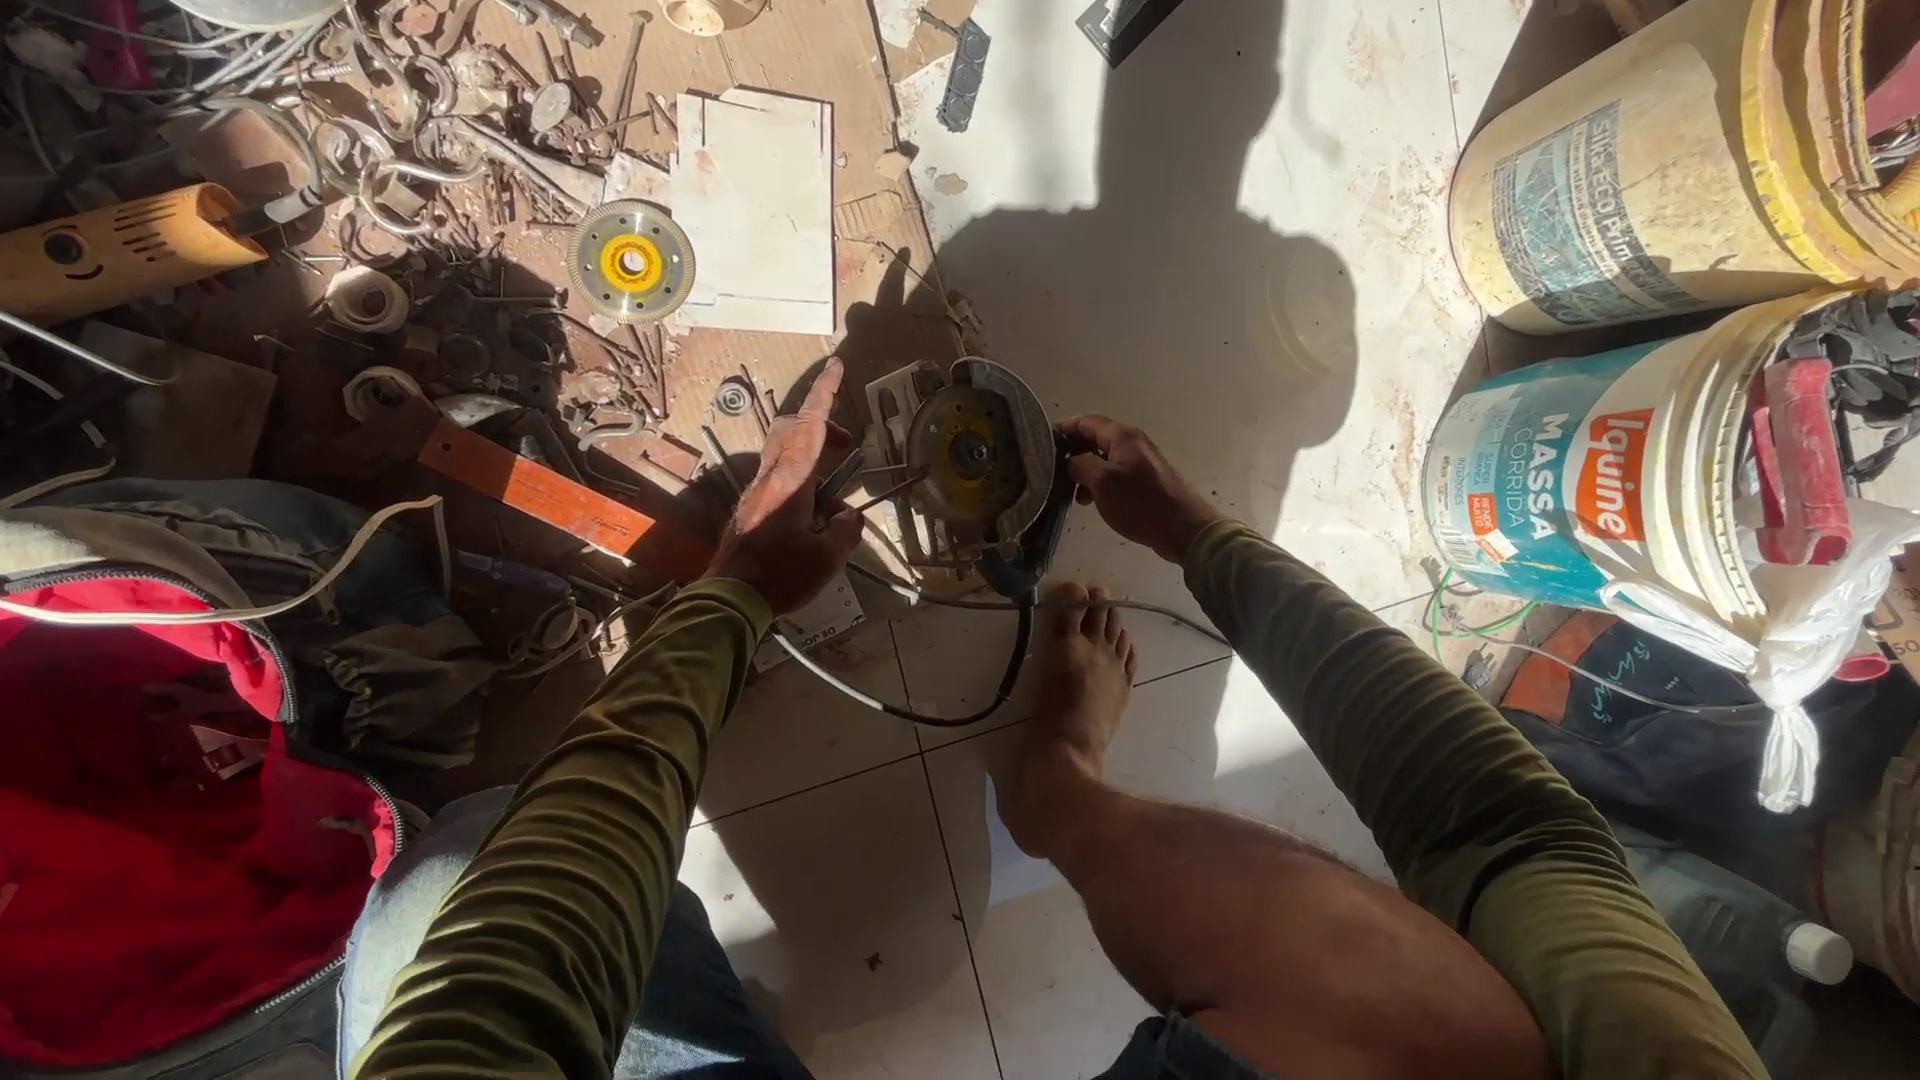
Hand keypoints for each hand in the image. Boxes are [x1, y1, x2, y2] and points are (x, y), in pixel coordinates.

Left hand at [705, 359, 863, 612]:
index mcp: (791, 480)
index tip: (837, 366)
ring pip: (785, 454)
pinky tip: (814, 519)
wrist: (730, 598)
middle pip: (791, 429)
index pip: (810, 424)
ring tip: (834, 503)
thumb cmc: (781, 576)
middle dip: (821, 424)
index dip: (824, 393)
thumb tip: (847, 514)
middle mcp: (770, 476)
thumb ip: (845, 529)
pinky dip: (802, 483)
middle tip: (846, 443)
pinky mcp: (750, 507)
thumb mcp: (827, 558)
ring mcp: (755, 490)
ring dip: (814, 461)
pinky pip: (780, 479)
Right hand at [1057, 415, 1223, 562]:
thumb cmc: (1140, 503)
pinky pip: (1114, 474)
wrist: (1183, 529)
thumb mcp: (1103, 482)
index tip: (1042, 440)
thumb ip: (1081, 465)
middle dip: (1072, 450)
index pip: (1087, 421)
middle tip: (1051, 468)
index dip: (1064, 428)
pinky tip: (1089, 500)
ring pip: (1104, 458)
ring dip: (1084, 470)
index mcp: (1123, 437)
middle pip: (1095, 438)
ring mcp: (1140, 462)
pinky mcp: (1144, 481)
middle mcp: (1132, 443)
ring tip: (1069, 490)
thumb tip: (1071, 461)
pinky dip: (1098, 483)